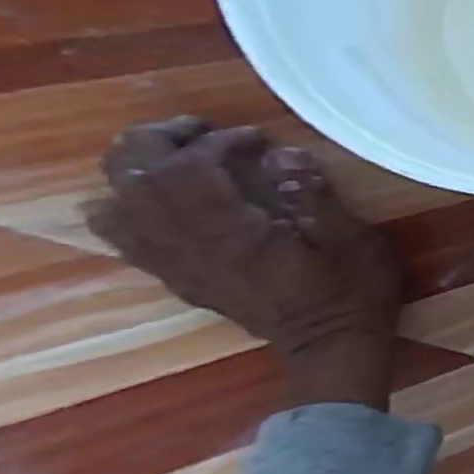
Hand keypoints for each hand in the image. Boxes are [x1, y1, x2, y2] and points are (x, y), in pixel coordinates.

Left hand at [83, 116, 403, 409]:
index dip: (216, 141)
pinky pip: (124, 236)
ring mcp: (177, 267)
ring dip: (135, 170)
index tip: (258, 137)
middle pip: (136, 183)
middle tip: (203, 130)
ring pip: (118, 207)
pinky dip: (126, 205)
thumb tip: (284, 154)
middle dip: (159, 143)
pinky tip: (154, 196)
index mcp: (234, 237)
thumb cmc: (354, 290)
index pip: (190, 172)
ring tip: (176, 154)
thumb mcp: (355, 240)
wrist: (332, 343)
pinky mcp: (179, 277)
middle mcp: (190, 250)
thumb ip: (315, 197)